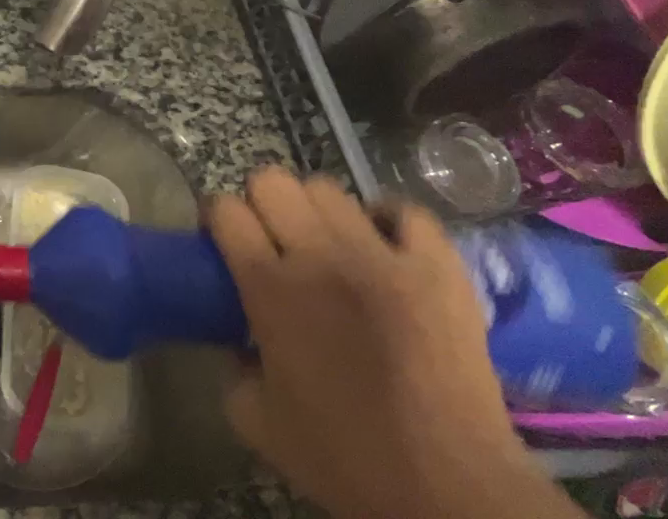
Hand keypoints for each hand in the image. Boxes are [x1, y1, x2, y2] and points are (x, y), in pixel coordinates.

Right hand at [209, 168, 579, 518]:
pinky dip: (387, 220)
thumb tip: (237, 339)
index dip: (217, 220)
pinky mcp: (440, 269)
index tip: (222, 242)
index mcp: (267, 287)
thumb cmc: (342, 456)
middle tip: (271, 240)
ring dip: (317, 211)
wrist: (450, 486)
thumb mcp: (254, 416)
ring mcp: (385, 257)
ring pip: (330, 189)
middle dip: (261, 204)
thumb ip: (232, 364)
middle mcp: (319, 256)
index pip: (224, 209)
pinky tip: (383, 245)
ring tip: (327, 244)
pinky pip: (407, 212)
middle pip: (272, 181)